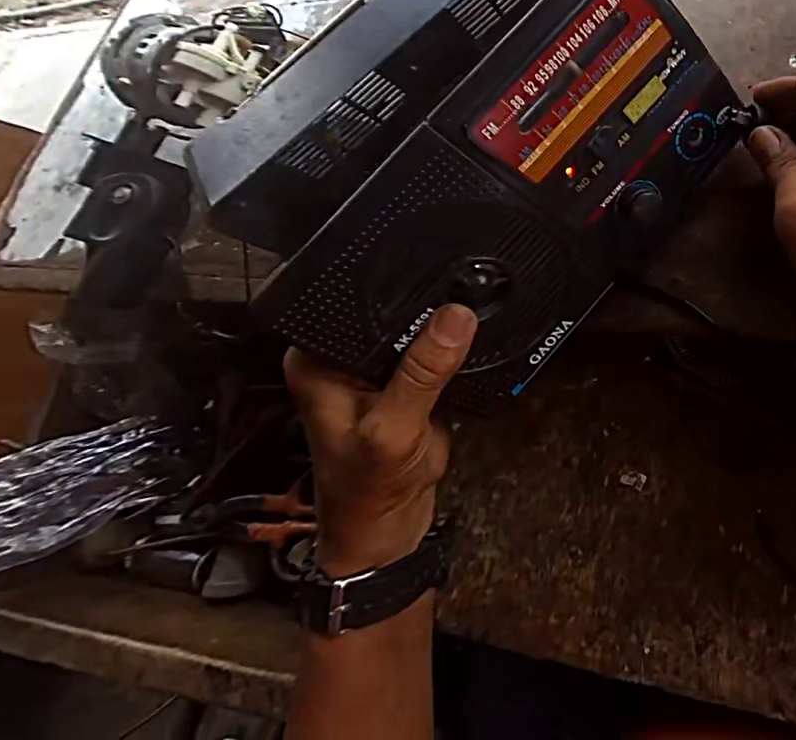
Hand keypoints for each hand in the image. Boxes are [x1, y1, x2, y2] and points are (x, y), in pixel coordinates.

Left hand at [284, 305, 476, 577]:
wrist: (390, 527)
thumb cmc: (369, 486)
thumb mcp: (395, 427)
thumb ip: (423, 372)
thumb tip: (457, 316)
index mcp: (318, 361)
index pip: (356, 306)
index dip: (396, 287)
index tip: (439, 267)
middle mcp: (343, 358)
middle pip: (391, 312)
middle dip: (428, 302)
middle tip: (468, 278)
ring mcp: (378, 368)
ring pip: (417, 328)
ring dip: (445, 322)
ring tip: (477, 298)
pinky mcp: (410, 380)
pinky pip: (434, 348)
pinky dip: (455, 343)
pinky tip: (476, 329)